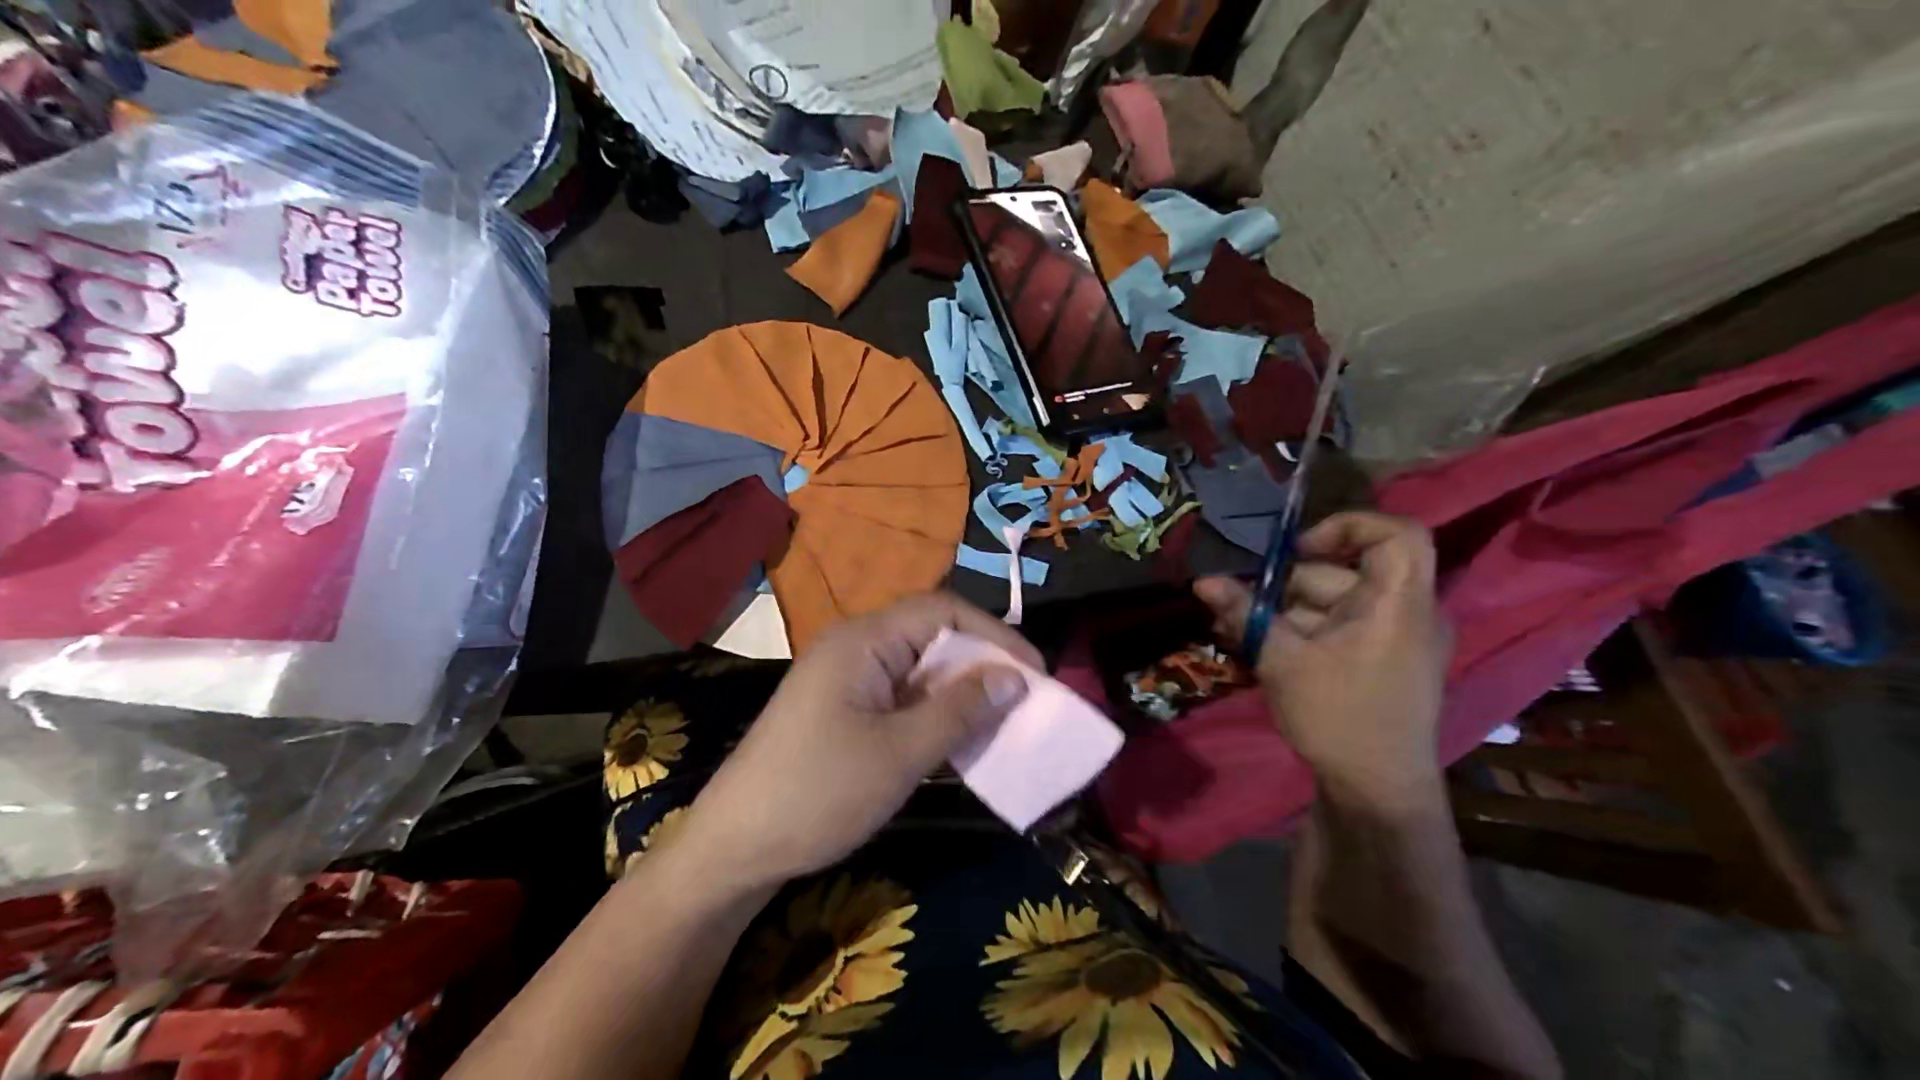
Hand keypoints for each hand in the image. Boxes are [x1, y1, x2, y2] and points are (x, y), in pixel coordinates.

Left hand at [674, 593, 1036, 892]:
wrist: (736, 847)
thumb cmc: (819, 793)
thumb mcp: (900, 754)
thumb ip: (959, 710)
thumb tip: (1014, 677)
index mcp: (863, 640)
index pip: (941, 610)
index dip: (994, 634)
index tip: (1035, 672)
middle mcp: (855, 648)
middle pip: (931, 636)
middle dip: (982, 663)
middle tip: (1026, 699)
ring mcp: (848, 680)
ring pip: (919, 670)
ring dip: (961, 691)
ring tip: (1003, 720)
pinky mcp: (845, 710)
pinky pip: (902, 697)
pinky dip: (935, 712)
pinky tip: (961, 739)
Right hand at [1195, 512, 1451, 809]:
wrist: (1378, 791)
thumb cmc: (1338, 716)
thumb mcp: (1281, 660)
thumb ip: (1243, 613)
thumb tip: (1202, 581)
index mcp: (1398, 604)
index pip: (1398, 534)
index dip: (1347, 526)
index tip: (1300, 550)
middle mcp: (1408, 613)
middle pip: (1348, 572)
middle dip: (1290, 584)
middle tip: (1245, 603)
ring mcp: (1398, 639)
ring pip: (1337, 603)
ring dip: (1288, 610)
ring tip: (1243, 631)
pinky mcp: (1385, 661)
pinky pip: (1344, 628)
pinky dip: (1306, 630)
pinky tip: (1266, 648)